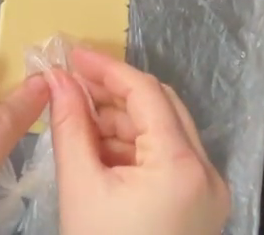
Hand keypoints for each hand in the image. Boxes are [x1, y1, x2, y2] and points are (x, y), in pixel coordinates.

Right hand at [48, 47, 230, 234]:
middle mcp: (206, 172)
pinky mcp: (199, 209)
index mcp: (183, 164)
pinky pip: (165, 158)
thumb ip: (71, 124)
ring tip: (77, 118)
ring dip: (120, 119)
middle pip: (158, 105)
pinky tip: (97, 148)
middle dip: (113, 92)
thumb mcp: (81, 188)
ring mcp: (207, 192)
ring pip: (162, 130)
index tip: (70, 54)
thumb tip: (55, 76)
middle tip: (72, 82)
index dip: (105, 68)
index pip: (144, 91)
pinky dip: (132, 147)